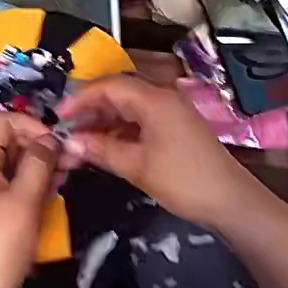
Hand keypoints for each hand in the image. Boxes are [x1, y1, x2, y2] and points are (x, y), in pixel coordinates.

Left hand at [0, 114, 61, 287]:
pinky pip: (14, 183)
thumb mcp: (24, 199)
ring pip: (16, 163)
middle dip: (42, 145)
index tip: (59, 143)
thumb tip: (52, 137)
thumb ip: (39, 161)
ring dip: (42, 164)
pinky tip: (54, 190)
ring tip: (68, 175)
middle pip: (11, 140)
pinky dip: (35, 182)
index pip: (5, 120)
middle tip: (72, 160)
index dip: (34, 125)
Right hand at [56, 75, 266, 229]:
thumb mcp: (137, 167)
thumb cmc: (184, 180)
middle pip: (117, 95)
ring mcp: (170, 113)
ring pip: (127, 110)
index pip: (109, 86)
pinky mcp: (174, 129)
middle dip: (89, 112)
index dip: (80, 98)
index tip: (57, 116)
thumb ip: (100, 150)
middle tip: (63, 132)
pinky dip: (118, 134)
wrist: (230, 201)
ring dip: (102, 125)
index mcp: (155, 100)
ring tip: (76, 144)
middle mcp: (162, 99)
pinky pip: (139, 123)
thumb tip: (68, 142)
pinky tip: (101, 149)